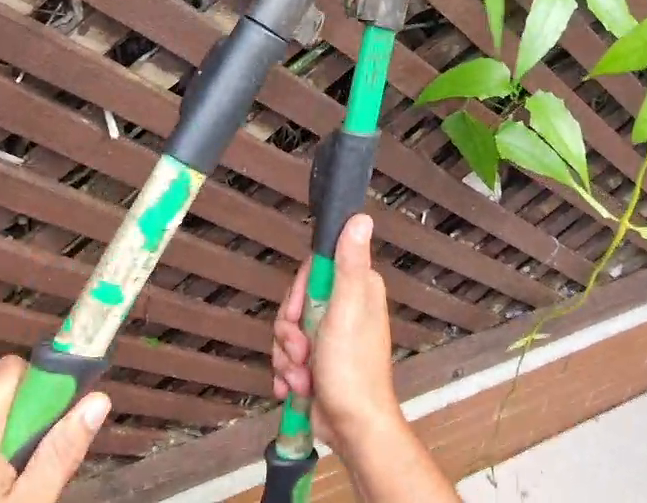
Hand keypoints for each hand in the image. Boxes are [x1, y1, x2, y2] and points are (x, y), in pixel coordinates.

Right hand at [269, 214, 402, 448]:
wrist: (352, 428)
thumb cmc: (352, 369)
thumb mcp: (347, 309)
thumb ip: (349, 263)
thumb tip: (360, 217)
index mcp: (357, 289)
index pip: (313, 270)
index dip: (298, 292)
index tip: (298, 313)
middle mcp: (344, 309)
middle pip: (296, 302)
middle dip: (289, 331)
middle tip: (302, 351)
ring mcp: (329, 337)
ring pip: (287, 331)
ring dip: (287, 357)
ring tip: (302, 377)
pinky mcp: (317, 362)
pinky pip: (287, 356)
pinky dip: (286, 374)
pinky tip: (294, 389)